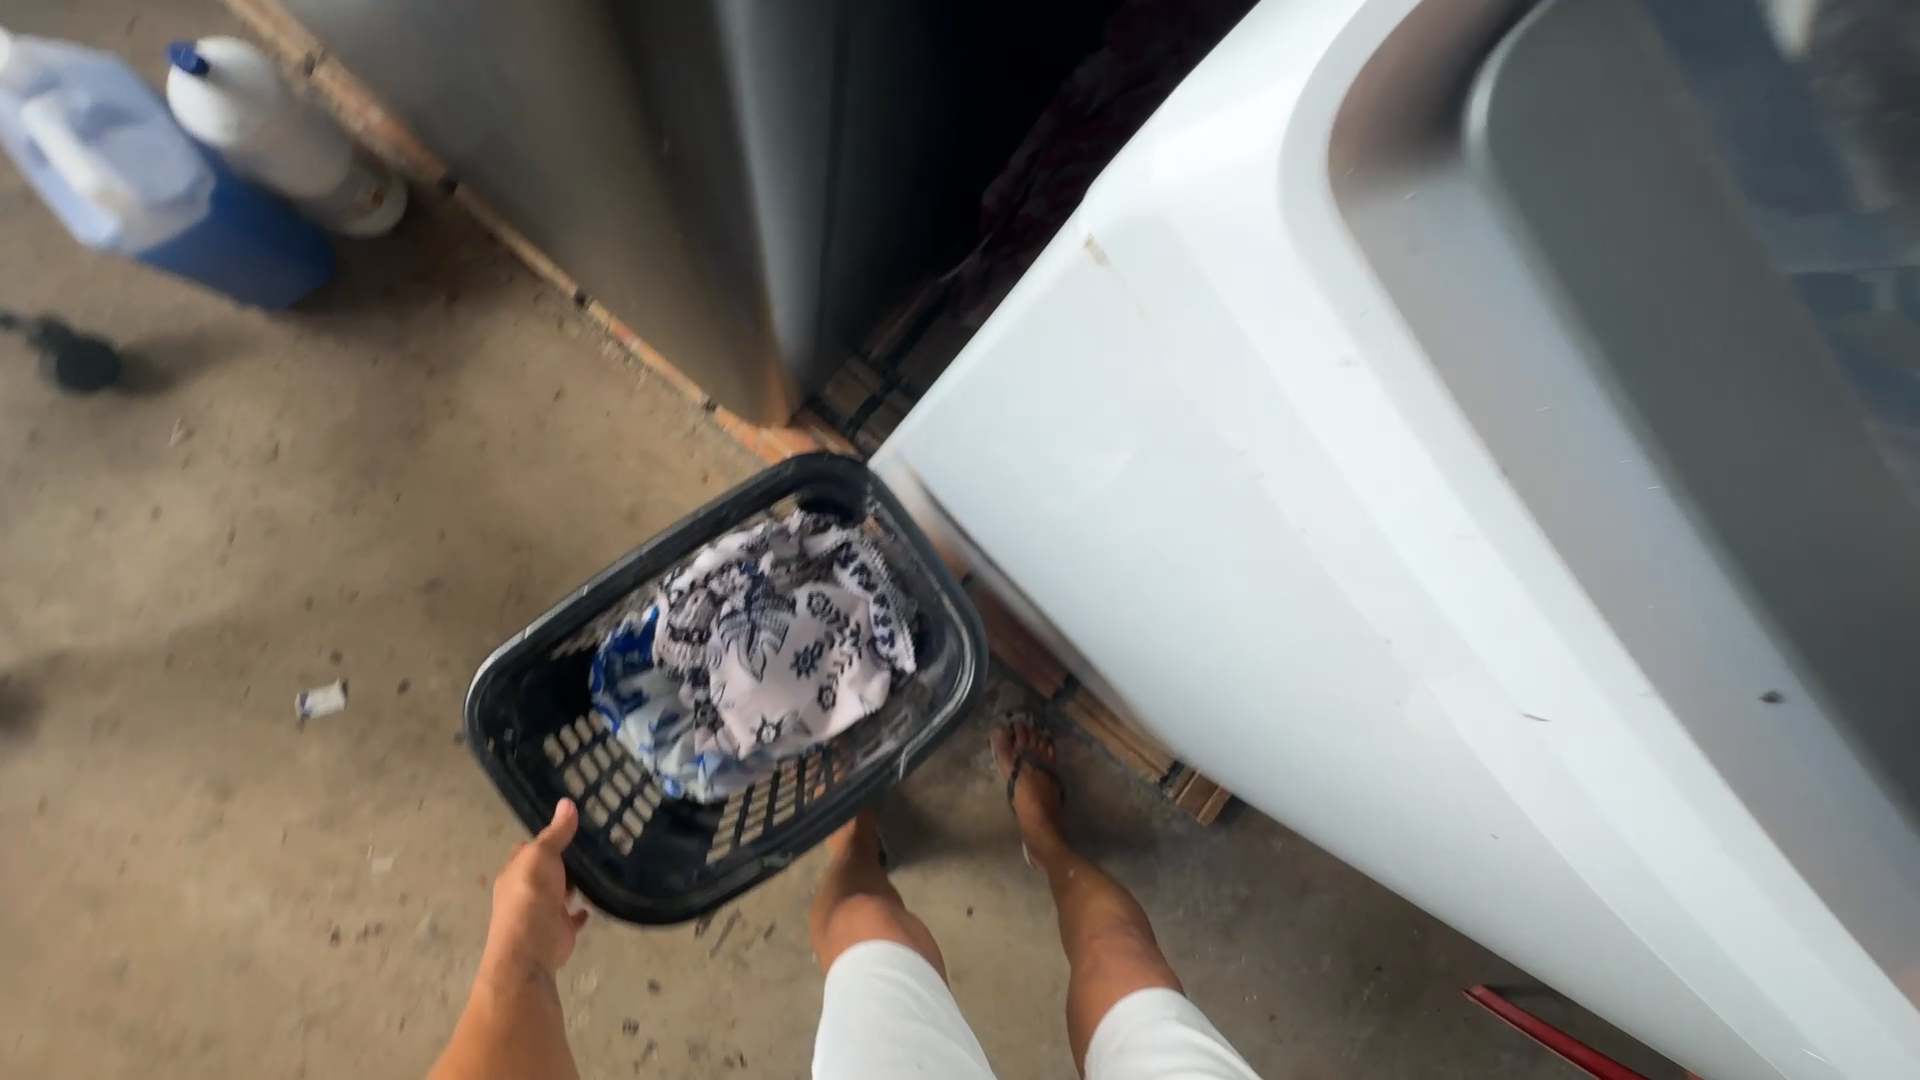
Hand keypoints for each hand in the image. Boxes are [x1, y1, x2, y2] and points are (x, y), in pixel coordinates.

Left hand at [481, 799, 588, 983]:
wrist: (531, 946)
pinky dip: (581, 911)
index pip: (526, 850)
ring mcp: (542, 911)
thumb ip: (556, 832)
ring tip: (601, 865)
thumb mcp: (541, 854)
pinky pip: (573, 917)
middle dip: (563, 860)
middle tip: (593, 842)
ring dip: (573, 884)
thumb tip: (566, 801)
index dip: (544, 838)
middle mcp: (525, 891)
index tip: (569, 826)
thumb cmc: (531, 894)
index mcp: (515, 873)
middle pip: (545, 870)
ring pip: (560, 892)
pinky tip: (594, 902)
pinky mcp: (559, 929)